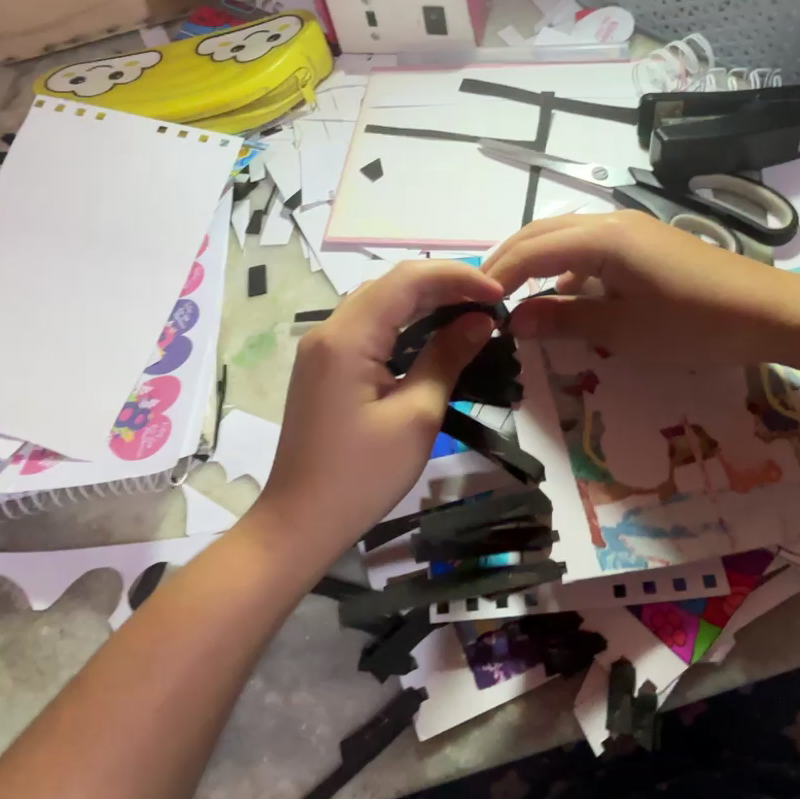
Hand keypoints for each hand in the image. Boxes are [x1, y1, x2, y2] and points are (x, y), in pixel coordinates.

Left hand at [253, 260, 502, 564]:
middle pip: (392, 285)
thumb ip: (446, 359)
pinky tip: (435, 335)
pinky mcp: (326, 367)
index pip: (407, 280)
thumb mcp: (416, 417)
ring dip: (426, 302)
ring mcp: (323, 348)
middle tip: (492, 303)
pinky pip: (369, 327)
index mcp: (347, 336)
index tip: (499, 294)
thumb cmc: (361, 476)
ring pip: (380, 303)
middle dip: (444, 285)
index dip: (457, 277)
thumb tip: (478, 322)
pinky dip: (405, 324)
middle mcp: (329, 330)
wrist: (300, 521)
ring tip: (472, 314)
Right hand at [483, 211, 799, 368]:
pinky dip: (566, 268)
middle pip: (542, 233)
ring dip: (536, 263)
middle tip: (482, 299)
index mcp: (603, 238)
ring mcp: (631, 229)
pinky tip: (565, 295)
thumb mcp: (624, 330)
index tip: (473, 307)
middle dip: (509, 263)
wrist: (771, 313)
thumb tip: (512, 323)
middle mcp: (612, 222)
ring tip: (514, 299)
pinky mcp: (647, 244)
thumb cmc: (696, 324)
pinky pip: (591, 249)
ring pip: (566, 239)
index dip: (498, 276)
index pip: (531, 249)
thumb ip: (564, 320)